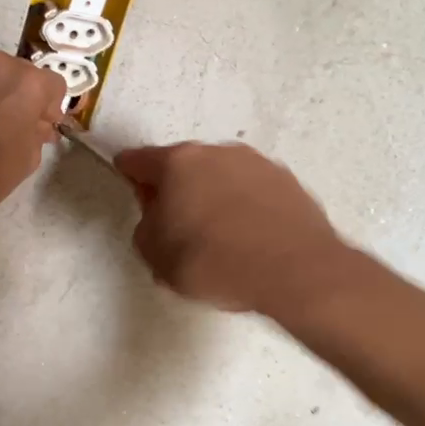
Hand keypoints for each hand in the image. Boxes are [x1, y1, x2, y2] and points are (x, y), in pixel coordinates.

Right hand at [115, 142, 351, 315]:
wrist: (296, 273)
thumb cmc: (214, 262)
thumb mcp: (155, 255)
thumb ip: (146, 227)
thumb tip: (159, 217)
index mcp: (177, 163)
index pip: (137, 160)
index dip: (128, 175)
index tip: (131, 191)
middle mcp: (216, 152)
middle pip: (182, 165)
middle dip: (174, 188)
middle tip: (174, 225)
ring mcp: (256, 163)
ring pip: (219, 176)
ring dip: (211, 196)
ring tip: (216, 236)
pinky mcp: (287, 182)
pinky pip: (250, 191)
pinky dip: (243, 207)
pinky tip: (247, 239)